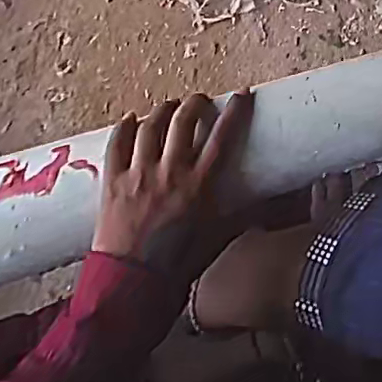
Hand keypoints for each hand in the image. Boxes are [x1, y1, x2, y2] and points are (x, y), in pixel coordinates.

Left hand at [94, 91, 254, 278]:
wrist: (130, 286)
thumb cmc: (177, 266)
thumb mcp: (217, 240)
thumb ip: (242, 219)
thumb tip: (269, 210)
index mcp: (199, 185)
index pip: (222, 137)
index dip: (235, 111)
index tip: (242, 95)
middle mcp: (170, 173)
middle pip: (184, 121)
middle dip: (194, 103)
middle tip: (199, 100)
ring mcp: (139, 174)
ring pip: (150, 126)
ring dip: (161, 110)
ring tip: (168, 106)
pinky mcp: (113, 182)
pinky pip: (117, 144)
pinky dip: (124, 127)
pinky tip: (130, 120)